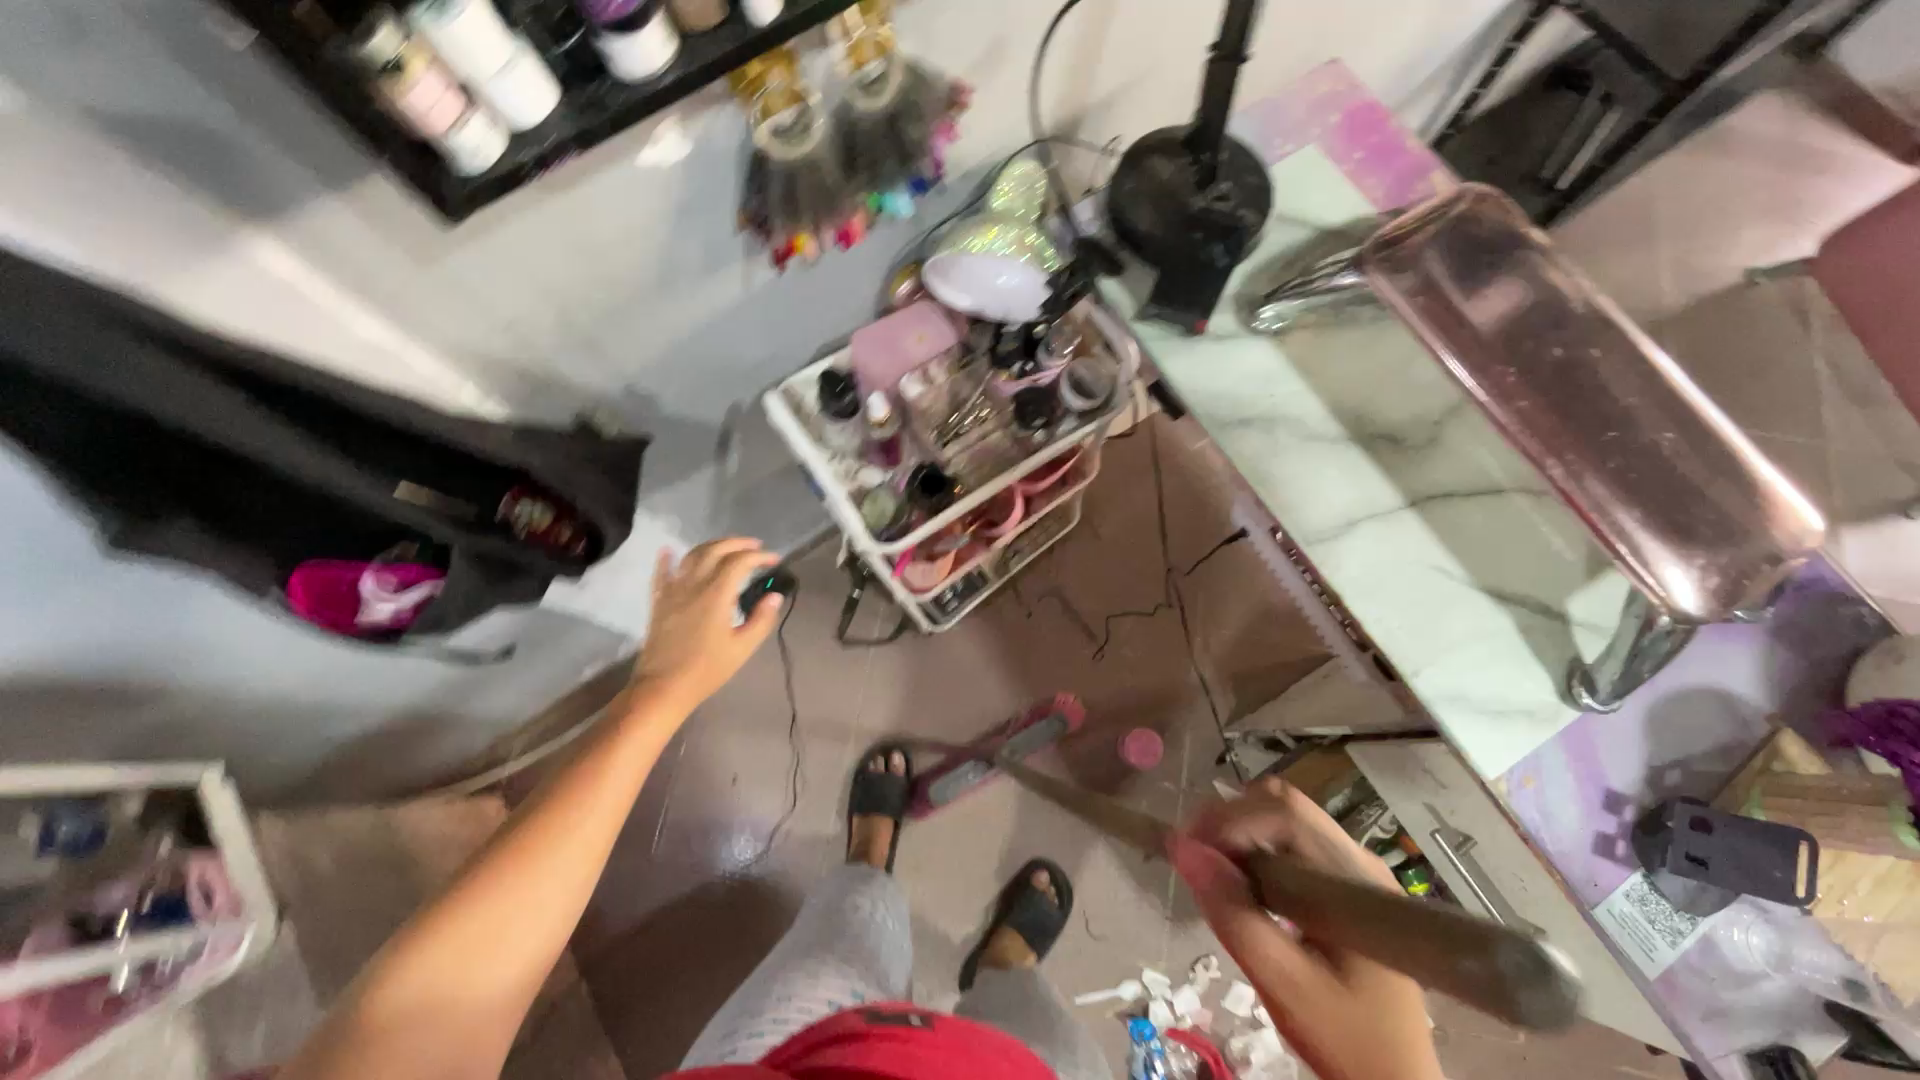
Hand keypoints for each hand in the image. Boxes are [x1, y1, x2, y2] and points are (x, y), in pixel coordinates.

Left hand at [630, 539, 782, 711]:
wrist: (663, 686)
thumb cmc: (707, 669)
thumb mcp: (742, 648)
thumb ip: (761, 619)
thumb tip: (774, 596)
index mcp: (716, 595)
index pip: (740, 562)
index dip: (759, 557)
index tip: (774, 561)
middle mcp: (693, 585)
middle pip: (715, 550)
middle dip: (737, 543)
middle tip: (754, 546)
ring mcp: (672, 591)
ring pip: (691, 556)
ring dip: (711, 546)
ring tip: (726, 548)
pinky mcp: (658, 601)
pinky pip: (661, 573)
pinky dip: (666, 559)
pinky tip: (669, 550)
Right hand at [1170, 777, 1443, 1079]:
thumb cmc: (1348, 1040)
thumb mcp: (1284, 985)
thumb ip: (1235, 916)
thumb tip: (1182, 849)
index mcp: (1354, 878)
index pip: (1284, 812)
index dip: (1228, 818)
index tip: (1188, 851)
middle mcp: (1359, 861)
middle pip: (1284, 807)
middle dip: (1229, 822)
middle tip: (1193, 860)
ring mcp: (1357, 873)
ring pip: (1285, 824)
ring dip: (1240, 838)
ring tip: (1210, 877)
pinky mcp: (1347, 889)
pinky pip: (1293, 849)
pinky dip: (1256, 856)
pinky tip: (1241, 892)